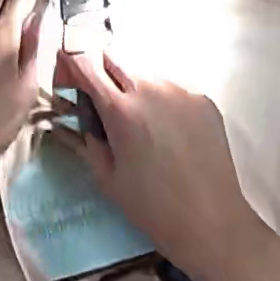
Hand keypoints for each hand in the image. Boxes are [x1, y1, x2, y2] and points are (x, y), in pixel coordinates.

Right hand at [55, 51, 273, 280]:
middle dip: (103, 71)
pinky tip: (171, 131)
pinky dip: (164, 101)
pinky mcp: (202, 98)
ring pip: (146, 72)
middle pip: (115, 57)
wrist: (212, 222)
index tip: (66, 70)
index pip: (85, 65)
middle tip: (105, 98)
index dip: (71, 63)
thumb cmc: (153, 207)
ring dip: (135, 86)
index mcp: (120, 109)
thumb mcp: (108, 178)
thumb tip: (77, 115)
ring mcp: (179, 90)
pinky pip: (173, 88)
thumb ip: (88, 139)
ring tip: (144, 121)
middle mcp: (148, 88)